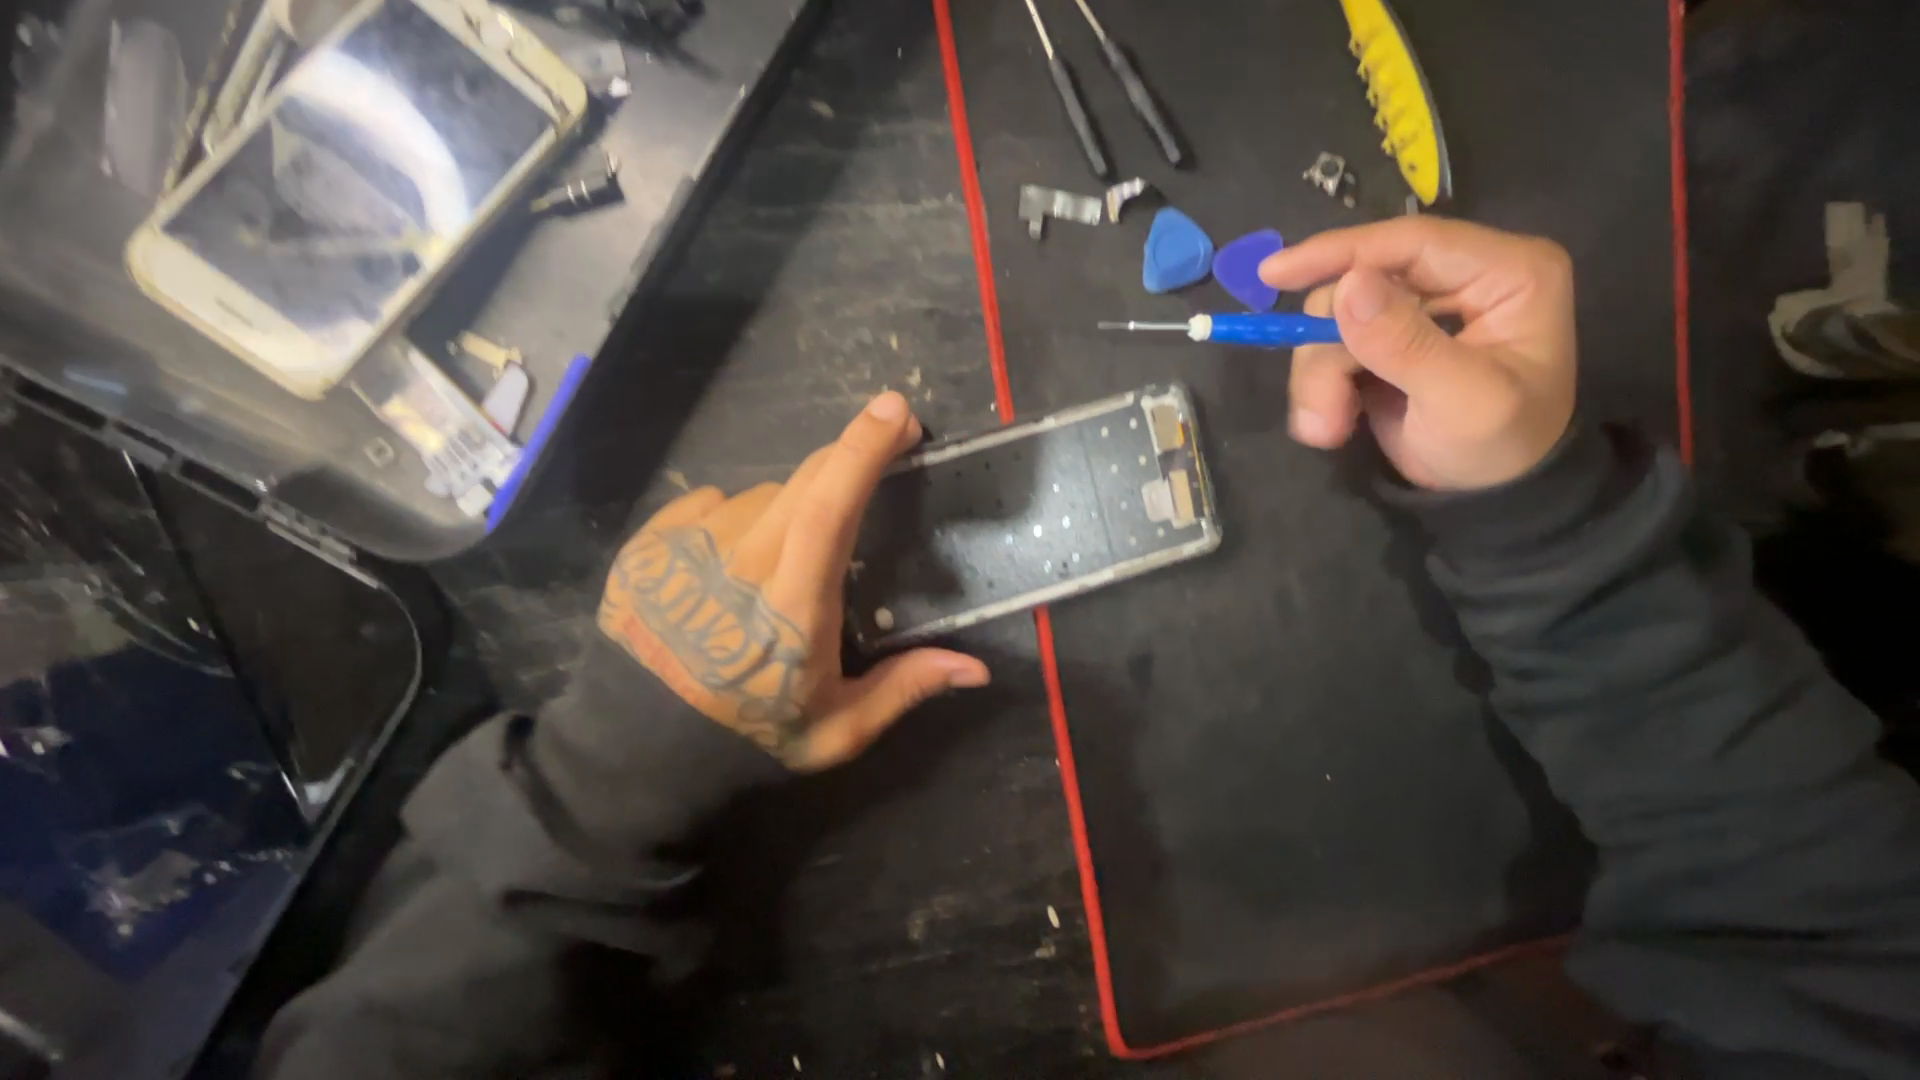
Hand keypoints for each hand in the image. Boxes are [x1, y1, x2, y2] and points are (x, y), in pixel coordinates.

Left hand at [597, 392, 989, 770]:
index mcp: (792, 603)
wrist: (639, 740)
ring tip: (778, 570)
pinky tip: (728, 570)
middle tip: (867, 480)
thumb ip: (904, 688)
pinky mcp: (652, 542)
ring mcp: (689, 546)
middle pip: (804, 480)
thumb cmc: (749, 731)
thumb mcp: (837, 729)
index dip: (864, 450)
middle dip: (846, 462)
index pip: (832, 505)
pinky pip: (714, 503)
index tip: (897, 411)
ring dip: (788, 513)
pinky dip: (737, 522)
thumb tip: (977, 668)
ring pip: (761, 496)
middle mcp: (739, 559)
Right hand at [1258, 217, 1577, 490]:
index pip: (1410, 243)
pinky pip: (1327, 347)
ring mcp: (1415, 312)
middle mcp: (1457, 279)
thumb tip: (1347, 288)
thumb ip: (1406, 344)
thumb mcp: (1461, 400)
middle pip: (1356, 286)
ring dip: (1318, 379)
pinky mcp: (1382, 342)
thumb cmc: (1499, 445)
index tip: (1273, 275)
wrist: (1492, 495)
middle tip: (1320, 413)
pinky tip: (1332, 423)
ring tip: (1327, 428)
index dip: (1339, 253)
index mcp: (1503, 272)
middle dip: (1326, 350)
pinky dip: (1318, 387)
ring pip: (1331, 322)